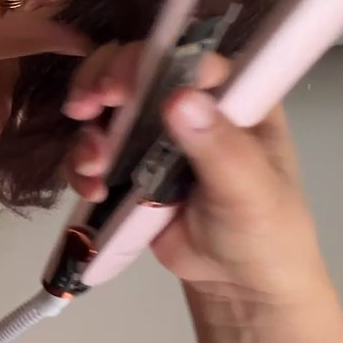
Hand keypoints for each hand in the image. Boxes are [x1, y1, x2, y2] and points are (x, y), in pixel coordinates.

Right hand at [64, 42, 329, 306]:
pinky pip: (88, 148)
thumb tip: (180, 97)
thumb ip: (219, 147)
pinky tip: (91, 190)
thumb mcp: (250, 192)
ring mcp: (151, 133)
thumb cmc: (263, 234)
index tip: (117, 89)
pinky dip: (79, 165)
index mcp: (232, 98)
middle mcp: (188, 105)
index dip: (146, 62)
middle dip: (98, 85)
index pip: (186, 58)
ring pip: (102, 106)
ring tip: (93, 168)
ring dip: (87, 134)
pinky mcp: (124, 162)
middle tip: (83, 110)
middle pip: (132, 68)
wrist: (234, 284)